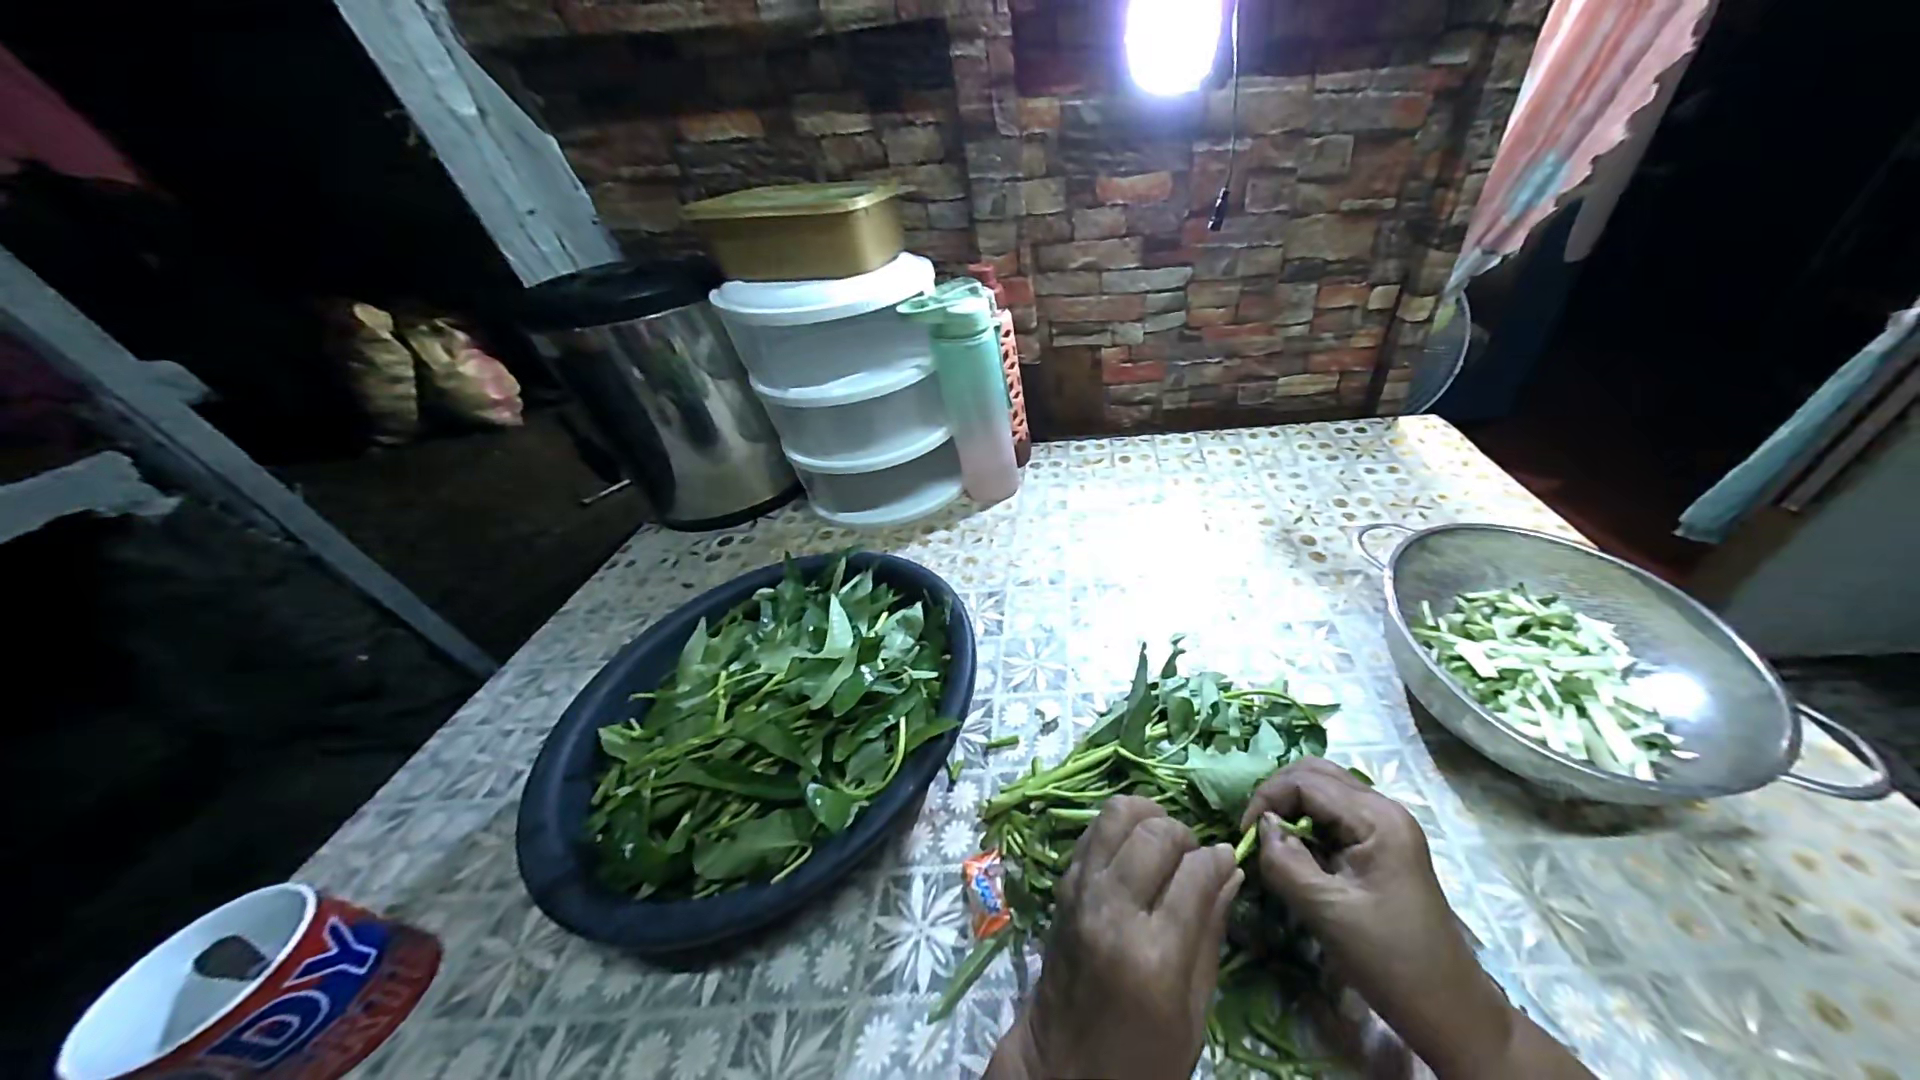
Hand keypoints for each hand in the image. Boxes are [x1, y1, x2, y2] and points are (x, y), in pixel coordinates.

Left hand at [988, 795, 1241, 1079]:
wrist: (1061, 1065)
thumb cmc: (1141, 1056)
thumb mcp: (1193, 1013)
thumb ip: (1210, 933)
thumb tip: (1230, 872)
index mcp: (1154, 953)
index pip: (1195, 873)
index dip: (1219, 858)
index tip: (1228, 858)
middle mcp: (1112, 909)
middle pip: (1154, 834)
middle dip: (1184, 834)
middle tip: (1194, 856)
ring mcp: (1081, 892)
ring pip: (1115, 816)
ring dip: (1147, 817)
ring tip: (1164, 841)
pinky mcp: (1062, 886)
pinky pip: (1092, 832)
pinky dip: (1117, 829)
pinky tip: (1134, 850)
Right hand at [1242, 759, 1589, 1079]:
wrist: (1449, 1009)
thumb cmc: (1389, 959)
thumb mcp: (1325, 910)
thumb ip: (1284, 861)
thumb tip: (1261, 828)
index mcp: (1376, 818)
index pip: (1304, 781)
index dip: (1267, 799)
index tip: (1246, 835)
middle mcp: (1383, 809)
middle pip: (1314, 772)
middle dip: (1277, 794)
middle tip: (1257, 830)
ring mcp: (1386, 824)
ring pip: (1323, 788)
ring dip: (1290, 805)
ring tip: (1272, 838)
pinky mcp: (1381, 842)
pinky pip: (1333, 811)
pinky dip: (1306, 820)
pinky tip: (1297, 848)